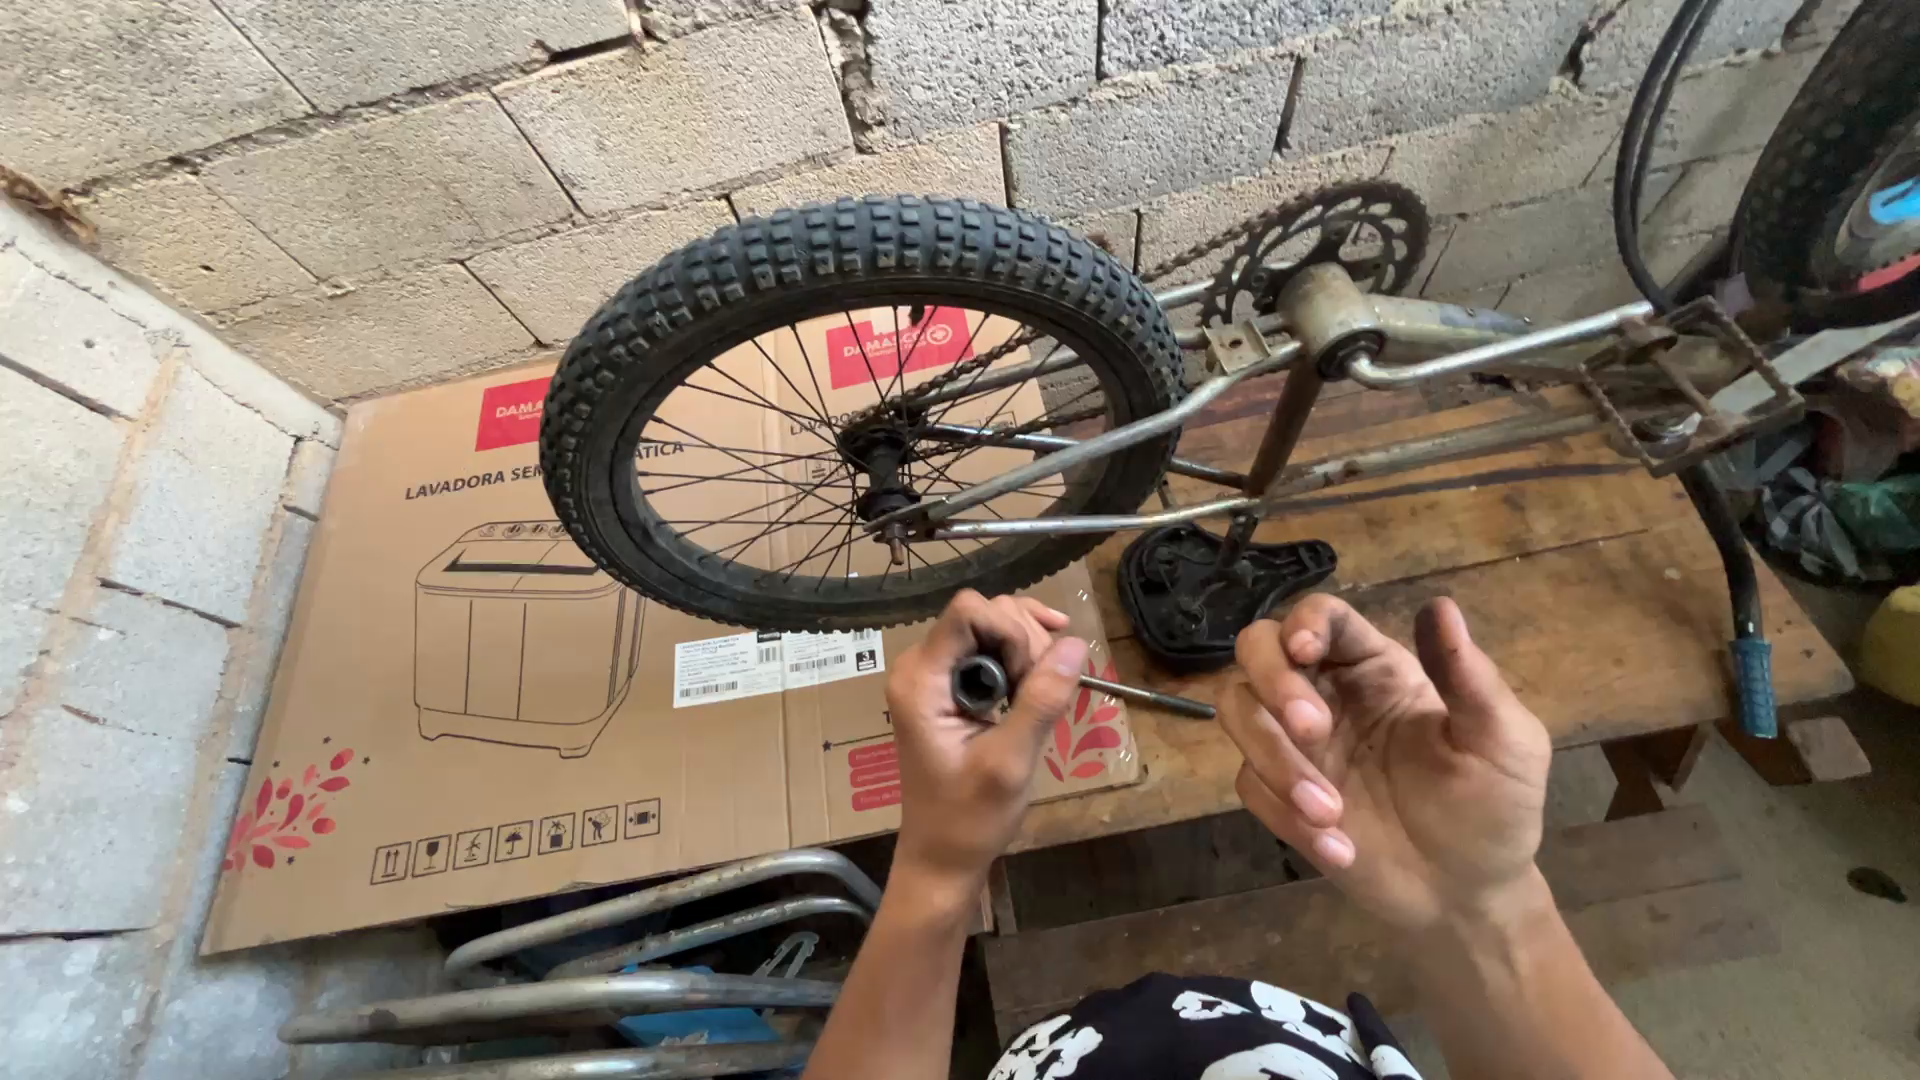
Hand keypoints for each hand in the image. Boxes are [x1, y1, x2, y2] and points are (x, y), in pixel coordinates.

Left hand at [885, 590, 1088, 889]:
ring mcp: (935, 673)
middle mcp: (921, 665)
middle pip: (984, 612)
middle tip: (1040, 693)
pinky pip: (989, 647)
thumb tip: (1076, 644)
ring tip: (1042, 690)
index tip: (1030, 677)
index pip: (969, 611)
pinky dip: (1021, 656)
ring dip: (1028, 648)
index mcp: (921, 679)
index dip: (1011, 630)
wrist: (943, 856)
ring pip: (992, 624)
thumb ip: (1040, 701)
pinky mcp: (949, 684)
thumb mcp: (1011, 762)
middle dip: (1024, 641)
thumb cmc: (970, 818)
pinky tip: (1044, 676)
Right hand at [1221, 593, 1551, 930]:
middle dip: (1272, 680)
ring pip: (1235, 708)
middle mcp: (1320, 691)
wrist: (1464, 896)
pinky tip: (1338, 848)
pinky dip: (1283, 813)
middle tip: (1310, 731)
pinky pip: (1247, 780)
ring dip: (1271, 756)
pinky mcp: (1272, 788)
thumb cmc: (1492, 809)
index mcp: (1372, 666)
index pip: (1321, 616)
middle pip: (1256, 647)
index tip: (1306, 651)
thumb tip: (1442, 605)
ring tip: (1328, 812)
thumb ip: (1471, 678)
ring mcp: (1290, 740)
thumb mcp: (1504, 744)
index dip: (1304, 621)